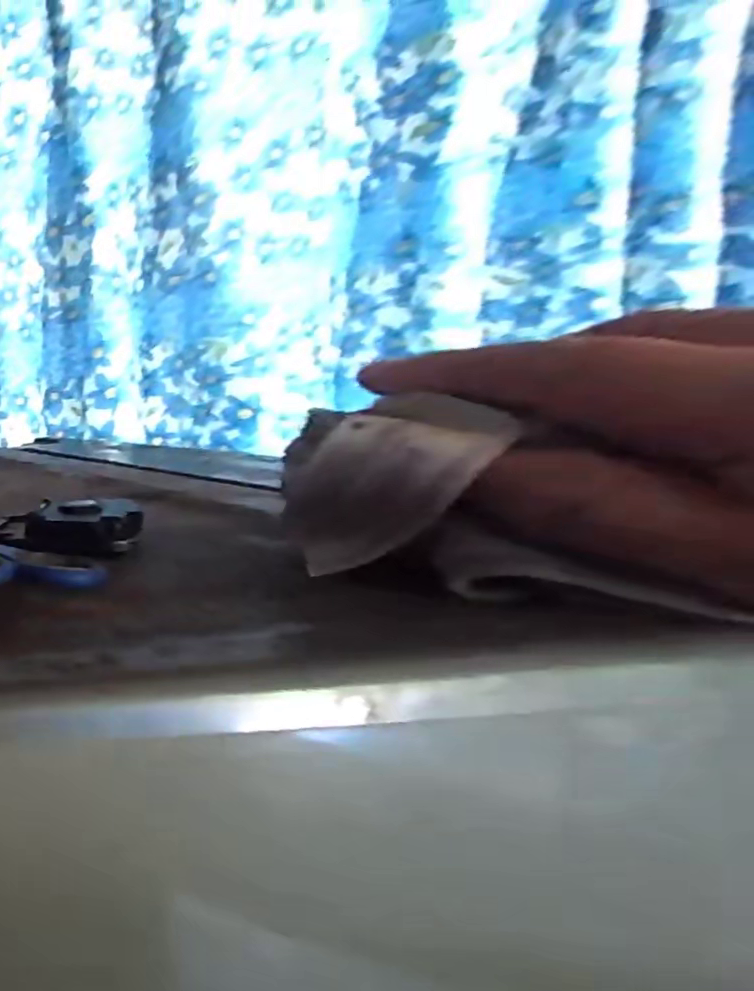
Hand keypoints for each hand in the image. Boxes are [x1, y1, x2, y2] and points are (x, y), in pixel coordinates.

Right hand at [359, 309, 753, 602]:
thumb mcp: (714, 557)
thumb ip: (581, 501)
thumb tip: (447, 459)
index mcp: (748, 391)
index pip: (572, 366)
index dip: (464, 371)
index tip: (374, 377)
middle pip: (628, 335)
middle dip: (523, 367)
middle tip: (449, 410)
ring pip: (680, 333)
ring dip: (588, 368)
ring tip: (530, 414)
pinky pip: (722, 343)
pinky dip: (651, 368)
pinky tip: (632, 411)